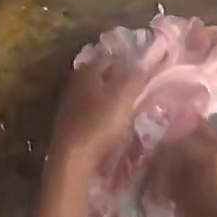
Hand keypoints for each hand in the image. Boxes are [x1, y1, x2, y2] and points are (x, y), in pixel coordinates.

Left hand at [48, 50, 150, 176]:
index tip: (145, 64)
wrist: (72, 160)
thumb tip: (144, 60)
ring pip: (97, 92)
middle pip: (102, 74)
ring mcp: (71, 104)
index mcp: (87, 72)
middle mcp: (76, 83)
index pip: (111, 56)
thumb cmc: (99, 123)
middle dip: (119, 76)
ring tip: (131, 100)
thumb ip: (135, 77)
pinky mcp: (71, 123)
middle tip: (140, 81)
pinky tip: (115, 118)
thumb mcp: (123, 97)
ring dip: (112, 94)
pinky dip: (105, 110)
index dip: (128, 59)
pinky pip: (93, 109)